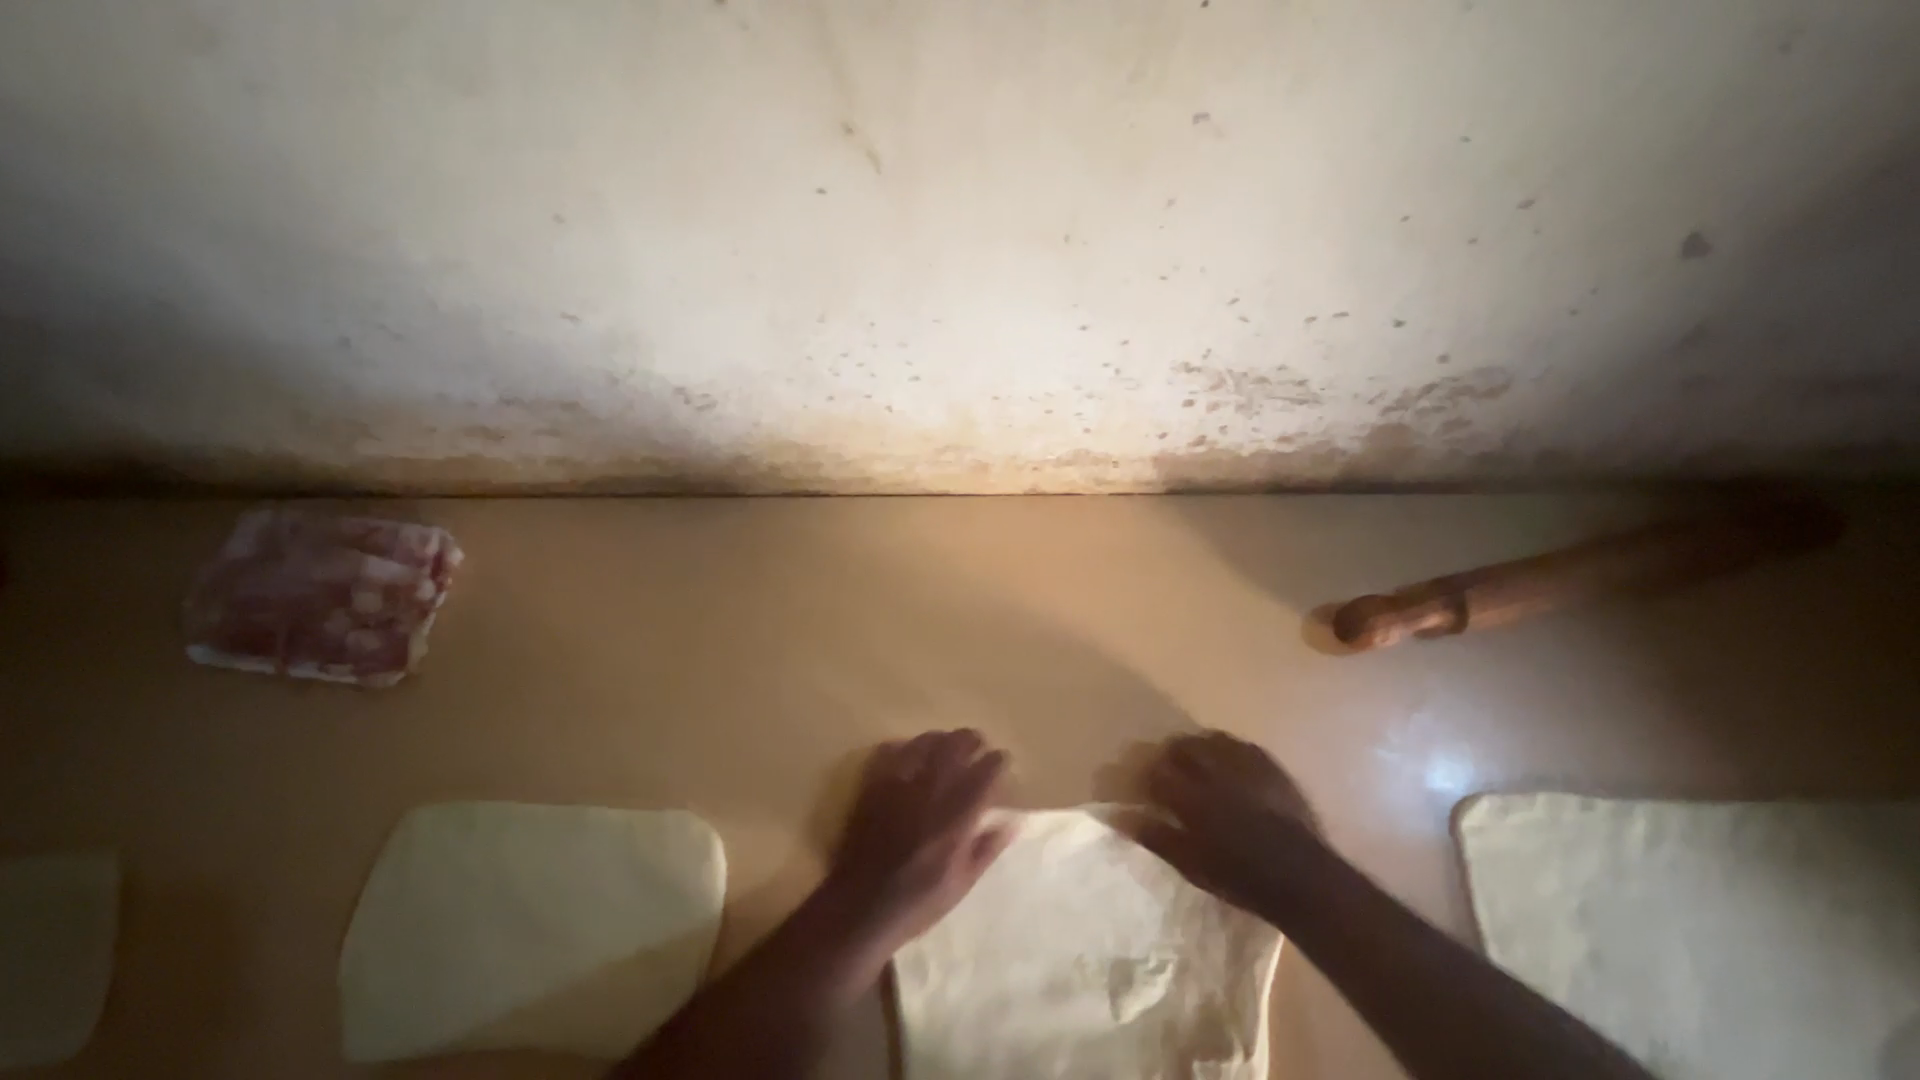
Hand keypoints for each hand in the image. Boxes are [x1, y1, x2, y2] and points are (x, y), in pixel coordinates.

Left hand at [824, 729, 1012, 952]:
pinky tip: (909, 753)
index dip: (998, 761)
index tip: (1003, 760)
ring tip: (947, 744)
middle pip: (956, 746)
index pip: (986, 773)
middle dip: (972, 740)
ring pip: (924, 742)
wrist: (860, 908)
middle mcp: (930, 793)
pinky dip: (904, 746)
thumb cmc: (916, 903)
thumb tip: (1013, 821)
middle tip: (978, 745)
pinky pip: (889, 750)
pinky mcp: (872, 787)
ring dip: (941, 739)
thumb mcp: (961, 884)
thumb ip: (987, 849)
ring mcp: (898, 786)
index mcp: (957, 818)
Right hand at [1135, 730, 1322, 912]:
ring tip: (1193, 762)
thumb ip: (1155, 836)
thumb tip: (1119, 817)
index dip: (1142, 776)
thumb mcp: (1190, 865)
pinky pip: (1241, 745)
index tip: (1138, 786)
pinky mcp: (1270, 766)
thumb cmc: (1240, 878)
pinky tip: (1226, 761)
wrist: (1301, 879)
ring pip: (1210, 740)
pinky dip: (1226, 748)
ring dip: (1196, 747)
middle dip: (1167, 755)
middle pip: (1180, 747)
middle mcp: (1215, 772)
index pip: (1154, 773)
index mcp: (1191, 797)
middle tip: (1164, 771)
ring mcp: (1245, 765)